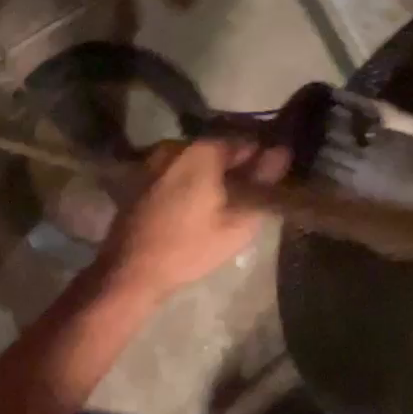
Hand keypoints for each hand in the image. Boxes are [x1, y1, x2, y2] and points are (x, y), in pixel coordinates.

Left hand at [97, 139, 288, 300]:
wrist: (131, 270)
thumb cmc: (189, 248)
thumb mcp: (236, 223)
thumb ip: (262, 185)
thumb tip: (281, 154)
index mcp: (201, 151)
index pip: (243, 143)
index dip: (260, 161)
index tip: (269, 181)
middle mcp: (174, 146)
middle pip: (215, 150)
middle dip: (233, 168)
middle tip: (247, 195)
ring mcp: (152, 161)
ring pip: (192, 162)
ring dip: (209, 176)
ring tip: (221, 203)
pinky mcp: (137, 178)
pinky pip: (173, 173)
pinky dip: (186, 183)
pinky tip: (193, 207)